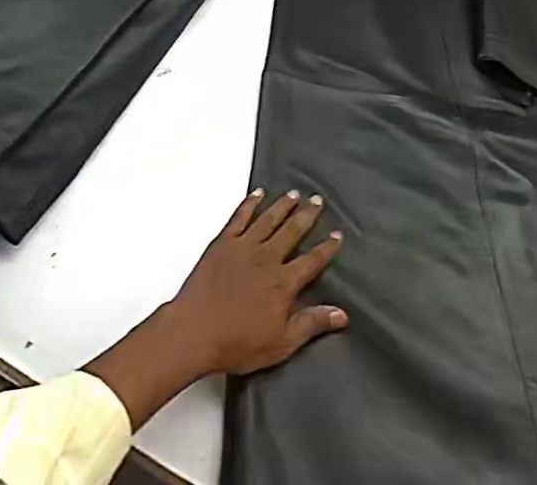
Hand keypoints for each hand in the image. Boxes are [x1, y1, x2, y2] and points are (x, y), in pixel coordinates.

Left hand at [86, 190, 346, 428]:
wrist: (195, 331)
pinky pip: (239, 217)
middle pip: (292, 231)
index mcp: (283, 283)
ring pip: (268, 219)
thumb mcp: (282, 343)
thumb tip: (341, 314)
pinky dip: (249, 203)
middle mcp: (266, 258)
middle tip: (317, 200)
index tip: (337, 235)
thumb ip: (311, 324)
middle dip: (307, 215)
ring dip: (282, 205)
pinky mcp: (222, 243)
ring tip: (294, 194)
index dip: (327, 248)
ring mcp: (243, 247)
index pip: (312, 260)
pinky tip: (257, 194)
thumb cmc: (237, 342)